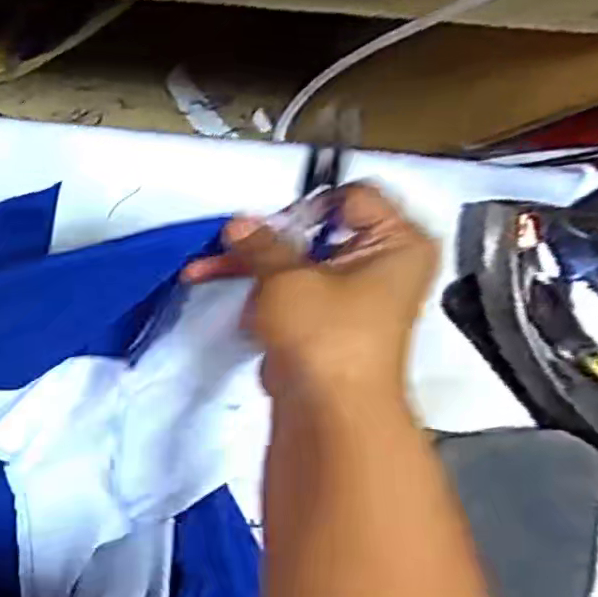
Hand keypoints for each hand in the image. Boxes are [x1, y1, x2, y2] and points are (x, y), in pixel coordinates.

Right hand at [182, 182, 435, 403]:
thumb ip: (261, 246)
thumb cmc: (323, 331)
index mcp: (397, 241)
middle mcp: (381, 260)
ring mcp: (351, 289)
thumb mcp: (287, 279)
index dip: (302, 206)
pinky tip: (229, 295)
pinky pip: (287, 288)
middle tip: (218, 247)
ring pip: (292, 261)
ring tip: (200, 272)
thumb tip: (238, 223)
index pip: (352, 198)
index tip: (260, 225)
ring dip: (247, 265)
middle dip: (260, 241)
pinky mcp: (322, 314)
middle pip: (314, 231)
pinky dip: (257, 289)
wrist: (326, 397)